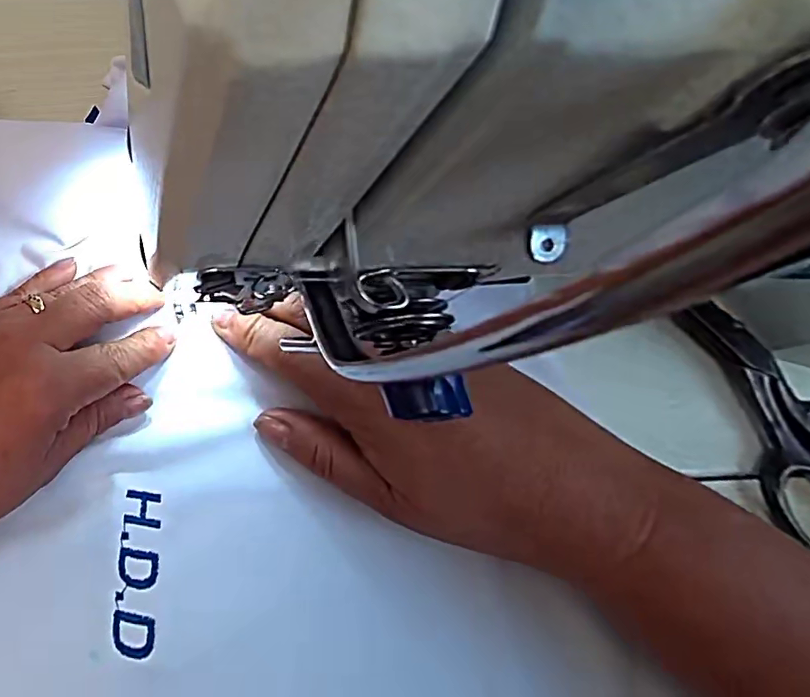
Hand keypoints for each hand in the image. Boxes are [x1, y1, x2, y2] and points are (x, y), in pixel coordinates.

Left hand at [0, 260, 171, 571]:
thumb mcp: (40, 465)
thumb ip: (90, 421)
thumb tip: (131, 397)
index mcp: (48, 388)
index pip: (113, 359)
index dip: (145, 347)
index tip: (167, 335)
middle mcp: (23, 346)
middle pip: (90, 307)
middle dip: (129, 298)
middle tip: (155, 295)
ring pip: (56, 291)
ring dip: (94, 280)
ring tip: (125, 272)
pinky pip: (17, 291)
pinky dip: (46, 278)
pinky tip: (66, 269)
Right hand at [214, 298, 686, 581]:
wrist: (585, 494)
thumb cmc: (490, 501)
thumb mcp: (388, 494)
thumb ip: (320, 452)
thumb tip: (273, 424)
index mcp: (360, 390)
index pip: (282, 347)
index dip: (245, 332)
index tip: (224, 322)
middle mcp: (386, 351)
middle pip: (306, 314)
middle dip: (271, 318)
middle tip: (257, 331)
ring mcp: (420, 337)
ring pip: (340, 308)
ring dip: (308, 314)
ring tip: (300, 334)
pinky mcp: (449, 334)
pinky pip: (379, 311)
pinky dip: (348, 316)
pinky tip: (355, 338)